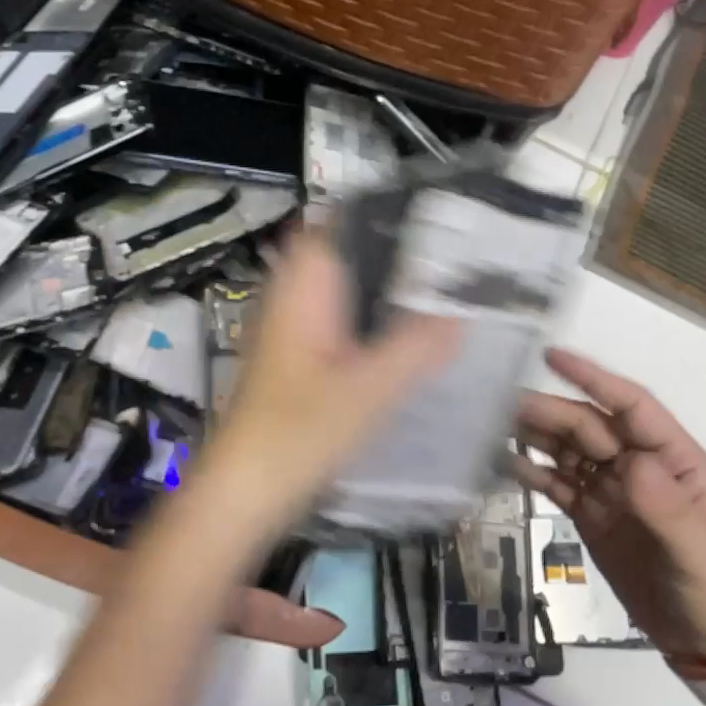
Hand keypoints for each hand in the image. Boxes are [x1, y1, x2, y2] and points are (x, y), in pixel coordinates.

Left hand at [200, 231, 458, 525]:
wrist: (243, 492)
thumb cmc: (298, 434)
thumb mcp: (369, 390)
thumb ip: (417, 347)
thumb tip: (462, 315)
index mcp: (302, 287)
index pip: (340, 222)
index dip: (385, 213)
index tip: (440, 217)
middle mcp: (291, 300)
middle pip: (348, 258)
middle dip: (398, 258)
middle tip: (459, 261)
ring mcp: (291, 333)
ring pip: (346, 296)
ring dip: (387, 296)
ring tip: (447, 298)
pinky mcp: (296, 365)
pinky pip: (341, 329)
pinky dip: (373, 330)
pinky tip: (410, 346)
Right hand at [509, 349, 705, 663]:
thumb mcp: (698, 551)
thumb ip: (666, 508)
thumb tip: (629, 463)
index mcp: (673, 460)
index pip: (631, 407)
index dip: (593, 380)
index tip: (552, 358)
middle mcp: (639, 467)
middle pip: (588, 427)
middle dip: (548, 411)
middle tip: (500, 402)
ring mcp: (612, 492)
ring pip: (567, 451)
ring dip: (532, 435)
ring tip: (489, 422)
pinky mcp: (591, 518)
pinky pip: (557, 485)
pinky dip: (530, 472)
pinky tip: (500, 462)